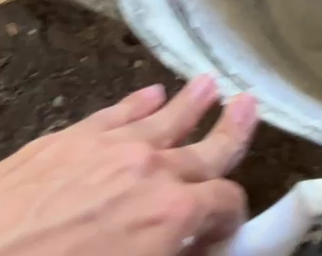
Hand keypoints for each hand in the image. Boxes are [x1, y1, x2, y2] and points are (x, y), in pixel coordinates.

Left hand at [0, 74, 257, 255]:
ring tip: (210, 83)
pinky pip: (117, 112)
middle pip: (204, 147)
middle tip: (250, 102)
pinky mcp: (70, 137)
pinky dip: (138, 102)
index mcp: (168, 217)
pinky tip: (150, 92)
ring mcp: (107, 146)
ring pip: (163, 116)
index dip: (232, 216)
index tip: (228, 224)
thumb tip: (188, 247)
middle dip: (233, 128)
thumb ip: (166, 253)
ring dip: (190, 103)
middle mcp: (148, 170)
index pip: (224, 202)